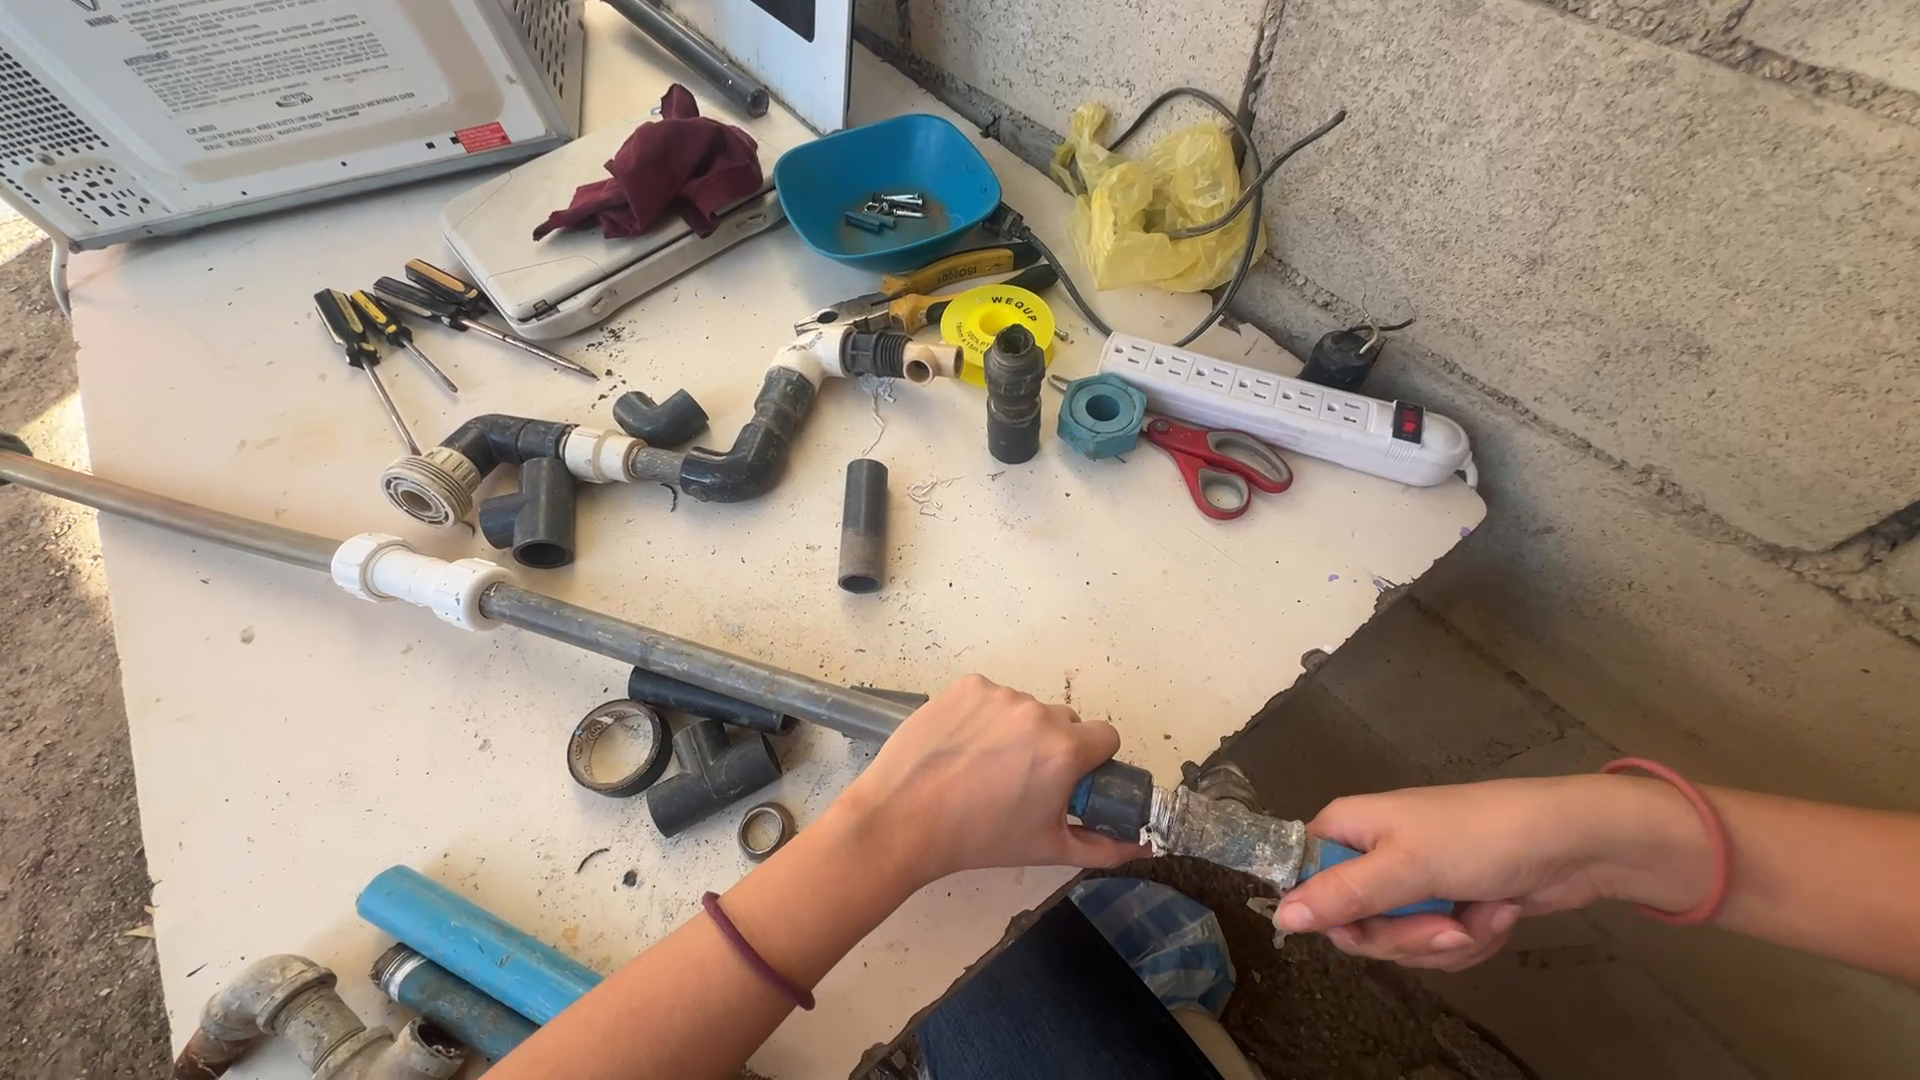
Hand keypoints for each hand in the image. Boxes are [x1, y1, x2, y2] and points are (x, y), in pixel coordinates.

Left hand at [837, 674, 1148, 888]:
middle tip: (1020, 778)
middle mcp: (1037, 712)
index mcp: (1065, 749)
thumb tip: (1144, 849)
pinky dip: (984, 715)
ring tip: (982, 765)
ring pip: (1025, 708)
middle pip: (1064, 721)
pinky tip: (961, 743)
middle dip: (1053, 745)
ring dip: (1016, 730)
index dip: (1092, 759)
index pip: (1105, 736)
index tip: (1068, 779)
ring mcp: (999, 693)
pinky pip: (991, 696)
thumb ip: (1104, 847)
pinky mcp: (966, 684)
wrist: (902, 819)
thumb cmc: (980, 839)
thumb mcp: (1046, 847)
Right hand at [1276, 776, 1712, 971]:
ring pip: (1398, 940)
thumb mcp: (1405, 868)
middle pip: (1355, 923)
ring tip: (1484, 914)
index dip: (1328, 914)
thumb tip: (1281, 916)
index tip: (1363, 927)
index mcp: (1345, 830)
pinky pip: (1434, 943)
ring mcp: (1408, 882)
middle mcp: (1368, 854)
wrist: (1572, 843)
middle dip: (1407, 937)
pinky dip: (1469, 939)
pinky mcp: (1444, 904)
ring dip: (1447, 941)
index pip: (1304, 882)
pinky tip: (1497, 915)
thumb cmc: (1476, 837)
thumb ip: (1342, 895)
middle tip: (1445, 927)